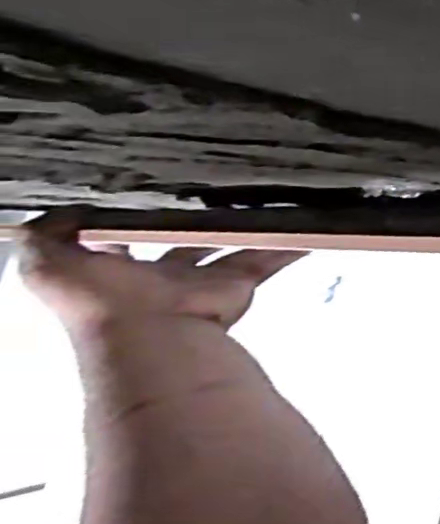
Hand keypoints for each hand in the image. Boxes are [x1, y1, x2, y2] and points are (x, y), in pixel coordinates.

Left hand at [19, 209, 305, 331]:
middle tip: (229, 197)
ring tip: (276, 206)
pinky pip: (270, 260)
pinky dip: (290, 246)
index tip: (163, 193)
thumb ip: (48, 236)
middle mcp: (163, 275)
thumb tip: (67, 210)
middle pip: (190, 242)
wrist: (153, 330)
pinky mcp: (239, 283)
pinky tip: (307, 229)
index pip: (129, 238)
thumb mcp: (48, 266)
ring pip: (235, 248)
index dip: (139, 218)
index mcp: (118, 270)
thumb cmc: (99, 300)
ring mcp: (205, 280)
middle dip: (208, 224)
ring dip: (254, 230)